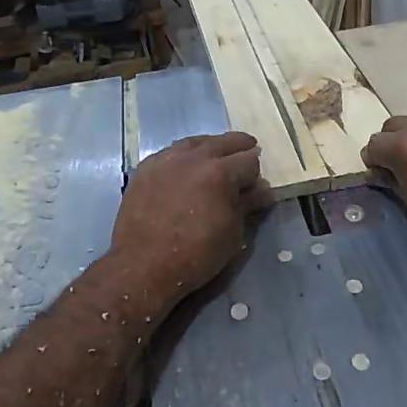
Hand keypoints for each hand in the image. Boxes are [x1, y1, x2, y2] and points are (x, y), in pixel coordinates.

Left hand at [108, 132, 270, 302]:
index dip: (255, 173)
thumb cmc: (196, 254)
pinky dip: (183, 156)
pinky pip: (170, 153)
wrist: (144, 264)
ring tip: (217, 155)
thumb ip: (246, 204)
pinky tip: (185, 166)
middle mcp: (193, 158)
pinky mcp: (145, 169)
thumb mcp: (232, 233)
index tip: (255, 183)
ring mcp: (166, 160)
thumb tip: (262, 190)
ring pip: (194, 143)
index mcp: (220, 173)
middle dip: (239, 148)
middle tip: (248, 150)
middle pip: (222, 143)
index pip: (249, 160)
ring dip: (210, 147)